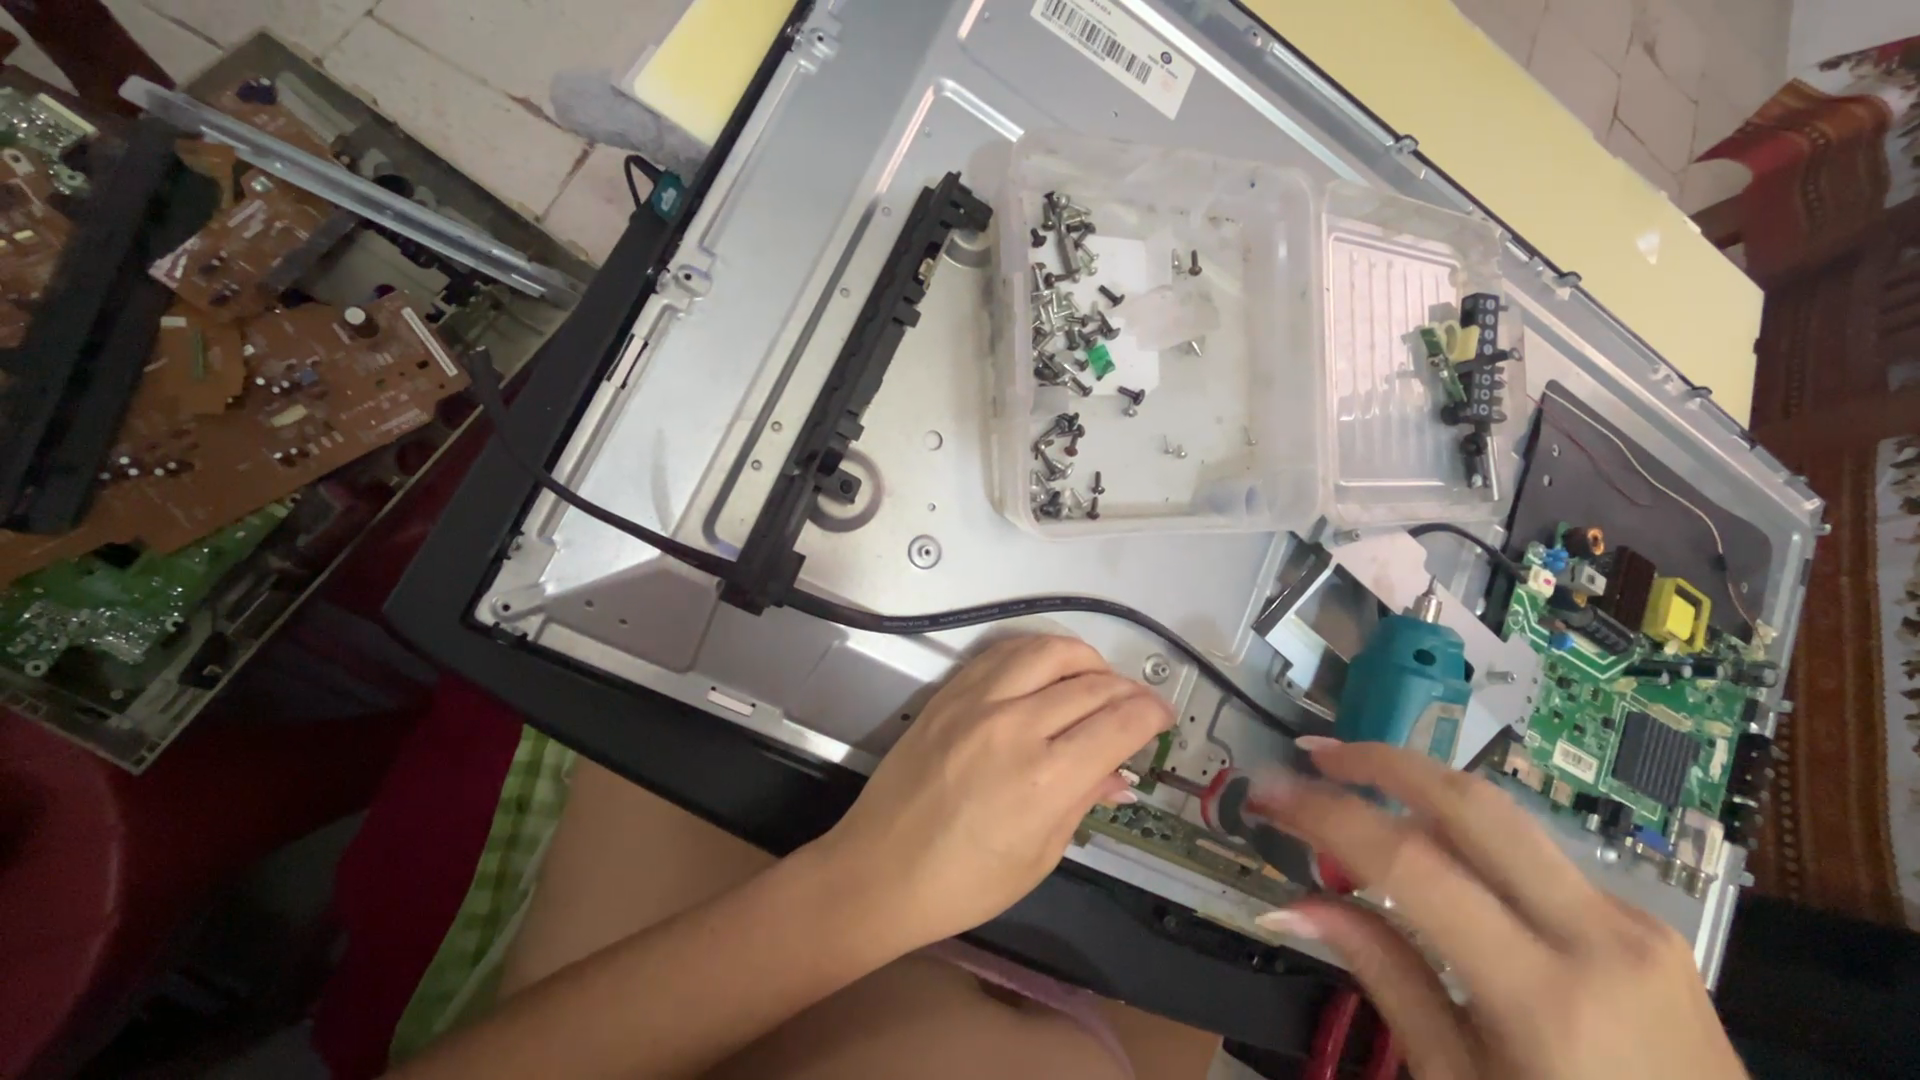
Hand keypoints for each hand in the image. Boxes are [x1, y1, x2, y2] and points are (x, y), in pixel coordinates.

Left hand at [812, 636, 1172, 949]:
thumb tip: (1121, 774)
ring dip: (1086, 659)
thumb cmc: (965, 882)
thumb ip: (1084, 801)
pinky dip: (1037, 653)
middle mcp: (1016, 725)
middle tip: (1138, 706)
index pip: (1120, 722)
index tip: (1162, 719)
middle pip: (1092, 684)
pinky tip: (1047, 670)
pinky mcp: (948, 693)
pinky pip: (1003, 653)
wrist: (879, 871)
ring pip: (1049, 651)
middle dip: (1129, 690)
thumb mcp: (1039, 855)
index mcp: (1046, 778)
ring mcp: (977, 701)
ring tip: (1097, 679)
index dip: (1152, 714)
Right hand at [1251, 739, 1748, 1079]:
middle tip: (1313, 755)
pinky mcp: (1645, 924)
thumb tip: (1294, 905)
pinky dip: (1465, 838)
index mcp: (1543, 995)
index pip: (1410, 865)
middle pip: (1473, 804)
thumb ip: (1385, 977)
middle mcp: (1598, 936)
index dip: (1326, 816)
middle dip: (1382, 762)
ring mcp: (1632, 923)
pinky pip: (1536, 857)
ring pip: (1507, 818)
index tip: (1268, 794)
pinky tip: (1426, 852)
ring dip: (1420, 787)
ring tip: (1352, 782)